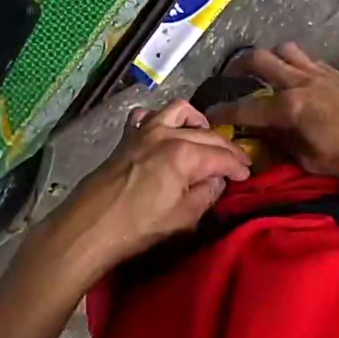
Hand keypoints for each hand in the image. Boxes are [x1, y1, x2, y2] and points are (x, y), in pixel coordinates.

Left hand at [30, 99, 251, 281]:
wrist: (90, 225)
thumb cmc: (138, 226)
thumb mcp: (183, 218)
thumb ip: (206, 193)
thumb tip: (217, 179)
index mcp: (184, 153)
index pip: (222, 155)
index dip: (239, 165)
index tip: (248, 175)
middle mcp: (166, 133)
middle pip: (205, 133)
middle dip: (225, 148)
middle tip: (236, 163)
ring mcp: (143, 131)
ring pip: (177, 111)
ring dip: (196, 121)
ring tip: (206, 137)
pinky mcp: (126, 137)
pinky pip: (146, 116)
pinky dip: (160, 119)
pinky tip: (165, 132)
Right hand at [206, 43, 338, 202]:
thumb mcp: (312, 161)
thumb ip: (282, 145)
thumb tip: (262, 137)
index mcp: (287, 107)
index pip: (243, 109)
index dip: (222, 113)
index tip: (209, 116)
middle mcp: (298, 82)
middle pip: (258, 60)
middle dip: (238, 67)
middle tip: (231, 78)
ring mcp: (318, 73)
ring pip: (284, 51)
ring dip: (270, 59)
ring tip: (267, 72)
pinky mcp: (337, 72)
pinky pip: (307, 59)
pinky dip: (295, 64)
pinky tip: (300, 79)